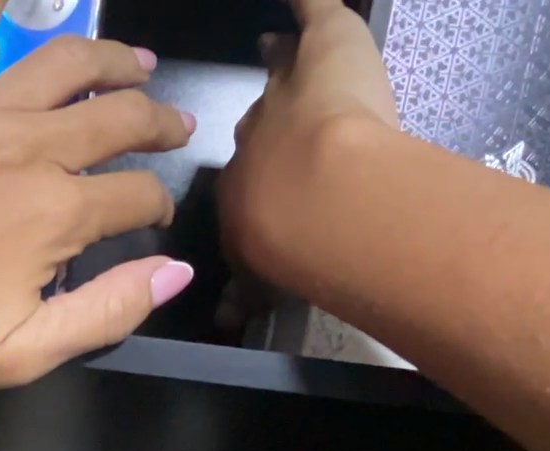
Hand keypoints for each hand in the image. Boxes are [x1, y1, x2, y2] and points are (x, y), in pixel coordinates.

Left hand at [0, 0, 197, 407]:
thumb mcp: (24, 353)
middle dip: (154, 121)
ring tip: (133, 62)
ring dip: (107, 59)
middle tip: (173, 124)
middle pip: (113, 117)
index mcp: (55, 213)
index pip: (135, 195)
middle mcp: (24, 147)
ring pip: (58, 64)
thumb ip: (107, 311)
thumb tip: (175, 272)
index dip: (157, 207)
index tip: (155, 220)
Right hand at [219, 0, 397, 293]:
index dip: (256, 173)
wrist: (318, 197)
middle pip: (257, 126)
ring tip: (273, 46)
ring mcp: (289, 91)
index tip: (261, 179)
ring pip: (281, 77)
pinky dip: (307, 5)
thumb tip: (227, 320)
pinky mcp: (322, 45)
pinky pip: (313, 11)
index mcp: (242, 187)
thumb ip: (242, 299)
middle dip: (263, 122)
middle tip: (267, 114)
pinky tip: (299, 4)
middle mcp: (259, 139)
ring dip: (280, 64)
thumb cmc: (286, 239)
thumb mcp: (257, 286)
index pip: (247, 174)